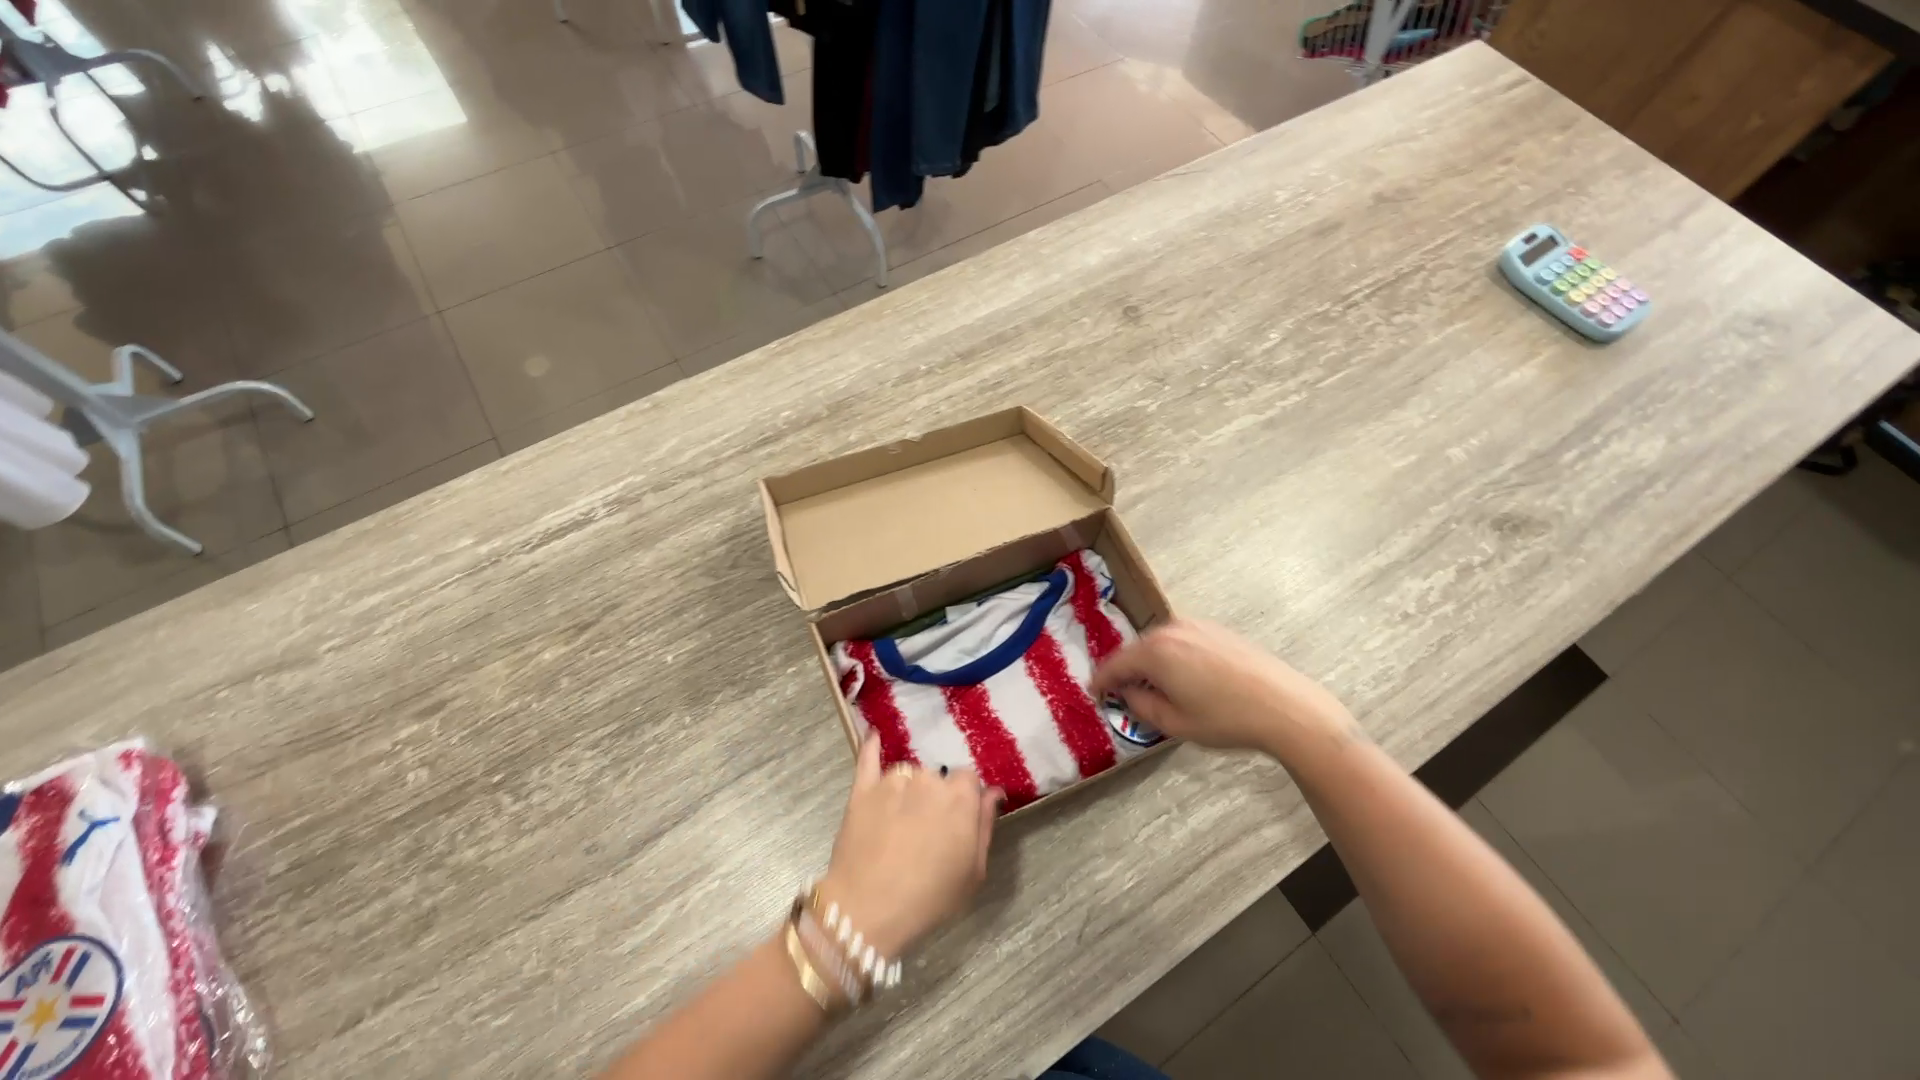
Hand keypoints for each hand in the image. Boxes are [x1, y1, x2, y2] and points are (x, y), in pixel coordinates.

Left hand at [816, 737, 1002, 958]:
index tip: (957, 822)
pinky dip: (872, 747)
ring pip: (907, 773)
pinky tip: (874, 736)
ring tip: (900, 819)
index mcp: (960, 797)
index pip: (968, 780)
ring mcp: (892, 781)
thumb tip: (993, 792)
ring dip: (908, 788)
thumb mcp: (973, 871)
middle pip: (937, 776)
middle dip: (936, 796)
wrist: (868, 910)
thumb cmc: (930, 897)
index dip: (964, 800)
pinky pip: (868, 758)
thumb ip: (985, 825)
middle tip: (927, 828)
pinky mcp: (862, 789)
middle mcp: (928, 779)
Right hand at [1090, 618, 1358, 758]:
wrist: (1286, 706)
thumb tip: (1128, 694)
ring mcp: (1196, 626)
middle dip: (1127, 672)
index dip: (1101, 682)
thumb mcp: (1174, 723)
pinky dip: (1172, 658)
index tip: (1094, 694)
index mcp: (1154, 651)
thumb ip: (1141, 706)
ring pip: (1159, 644)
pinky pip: (1181, 642)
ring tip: (1154, 691)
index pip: (1114, 665)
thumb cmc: (1226, 719)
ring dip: (1150, 664)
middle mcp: (1171, 629)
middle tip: (1123, 696)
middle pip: (1136, 650)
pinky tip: (1184, 680)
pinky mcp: (1216, 630)